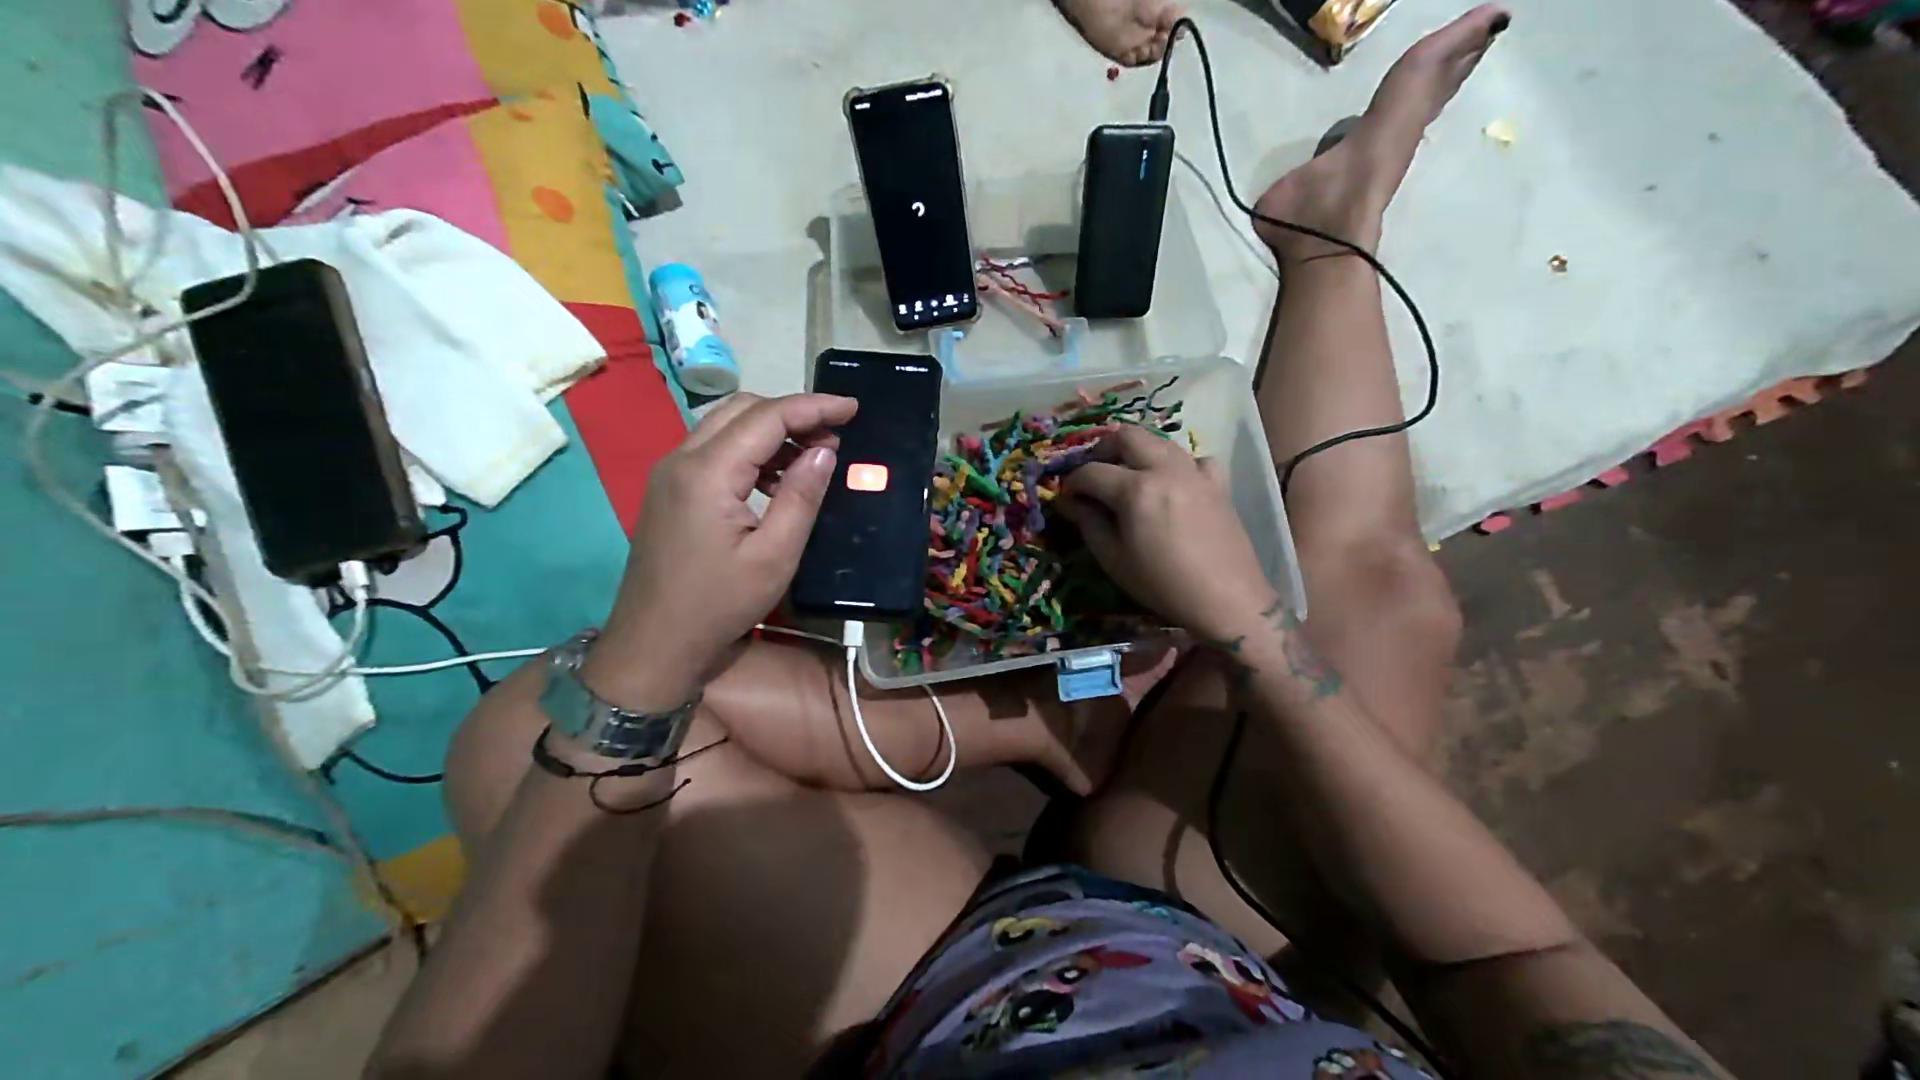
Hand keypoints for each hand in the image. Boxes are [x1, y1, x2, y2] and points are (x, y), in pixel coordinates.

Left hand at [584, 392, 855, 708]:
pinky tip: (777, 479)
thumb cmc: (718, 605)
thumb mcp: (774, 556)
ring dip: (772, 431)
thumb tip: (824, 451)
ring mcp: (670, 473)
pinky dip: (750, 451)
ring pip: (726, 426)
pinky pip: (714, 451)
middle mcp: (681, 459)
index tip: (853, 408)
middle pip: (742, 409)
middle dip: (793, 413)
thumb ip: (800, 497)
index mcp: (707, 473)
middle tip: (836, 435)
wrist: (654, 644)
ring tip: (814, 457)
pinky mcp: (669, 490)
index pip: (767, 417)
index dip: (814, 407)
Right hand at [1057, 427, 1275, 643]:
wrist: (1225, 599)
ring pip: (1160, 441)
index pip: (1092, 472)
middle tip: (1094, 472)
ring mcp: (1195, 472)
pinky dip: (1177, 464)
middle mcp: (1165, 469)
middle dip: (1103, 449)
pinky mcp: (1218, 483)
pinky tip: (1173, 483)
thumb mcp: (1114, 559)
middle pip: (1127, 436)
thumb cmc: (1161, 584)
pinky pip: (1194, 458)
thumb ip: (1088, 523)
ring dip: (1137, 451)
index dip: (1072, 482)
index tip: (1066, 497)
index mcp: (1135, 490)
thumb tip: (1069, 502)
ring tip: (1127, 475)